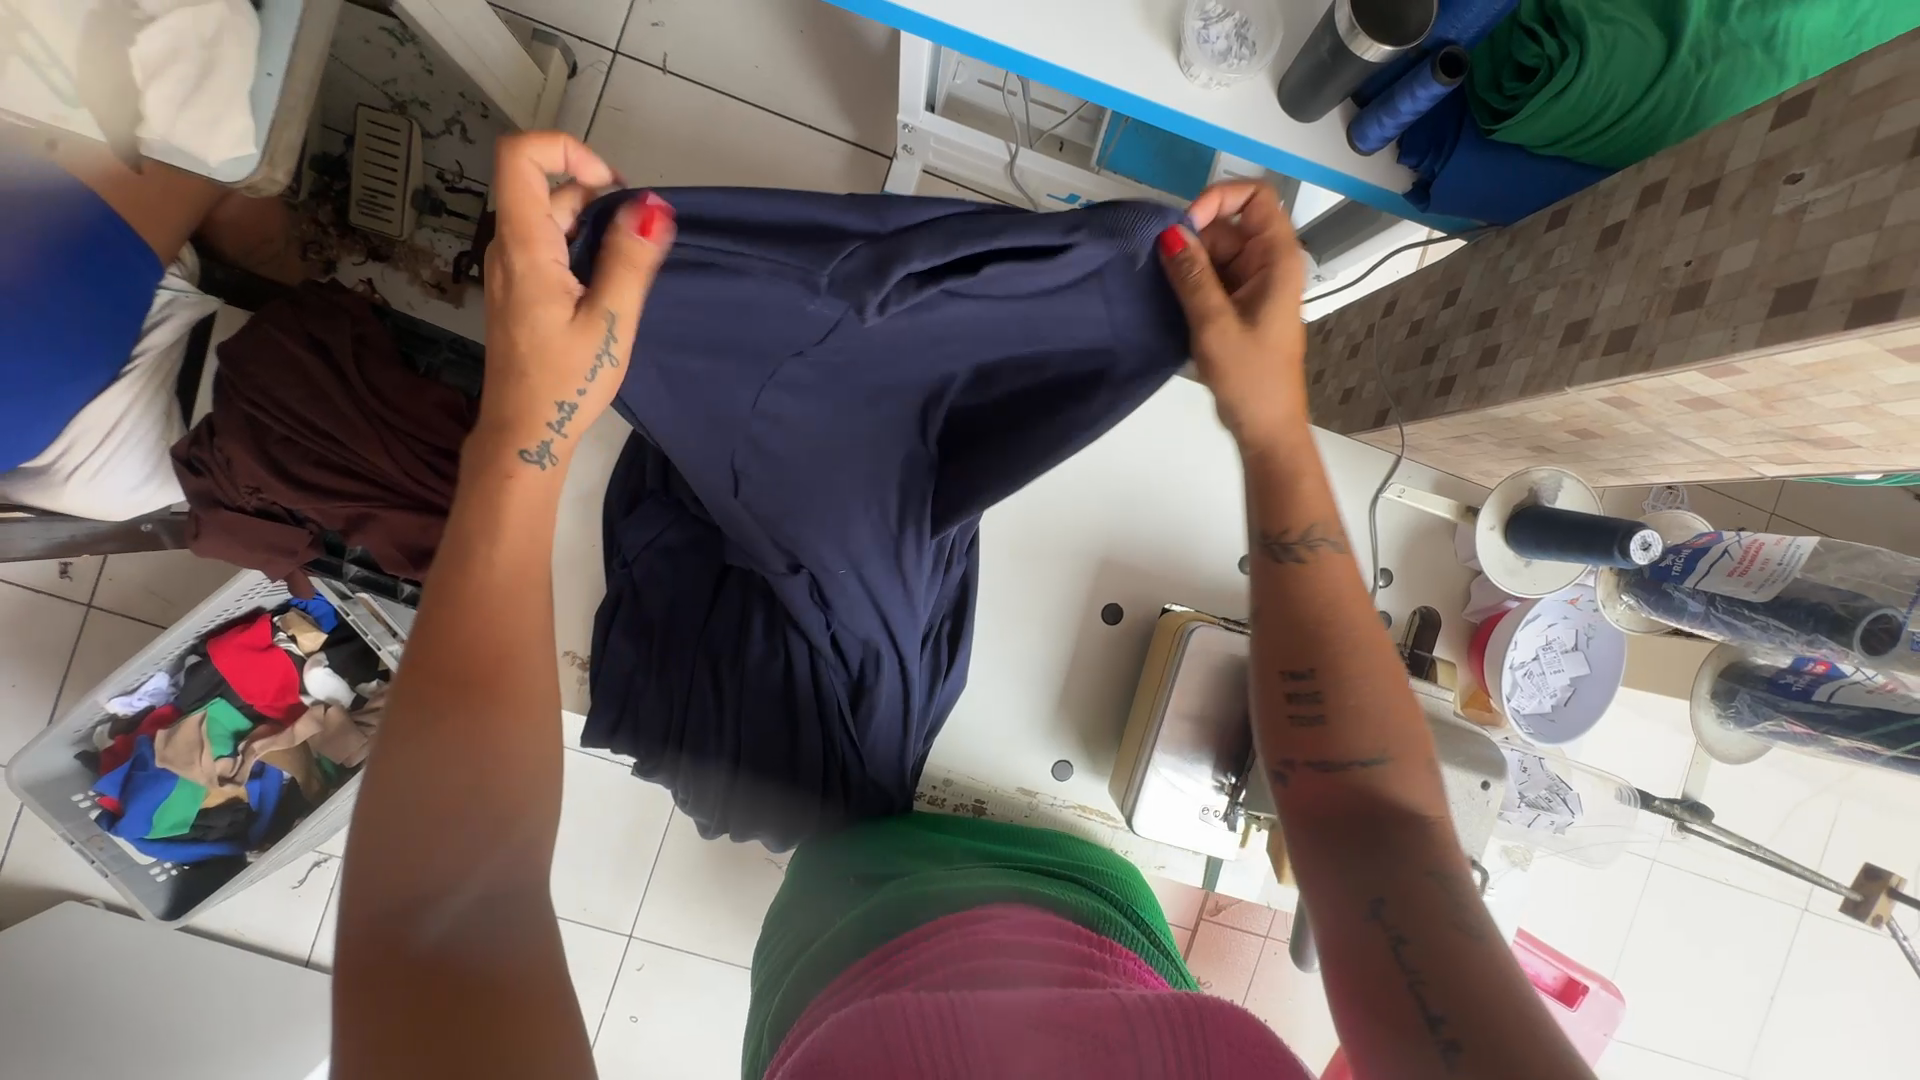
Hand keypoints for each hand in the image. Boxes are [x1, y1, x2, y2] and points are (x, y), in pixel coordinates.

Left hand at [478, 132, 674, 472]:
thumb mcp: (610, 322)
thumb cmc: (567, 381)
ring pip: (546, 217)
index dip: (566, 150)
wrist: (526, 429)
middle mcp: (508, 247)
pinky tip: (610, 281)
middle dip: (594, 192)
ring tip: (632, 260)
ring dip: (592, 222)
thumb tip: (652, 208)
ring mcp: (511, 269)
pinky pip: (547, 245)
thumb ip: (630, 262)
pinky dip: (581, 245)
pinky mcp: (521, 289)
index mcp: (524, 246)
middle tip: (639, 230)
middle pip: (541, 186)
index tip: (613, 186)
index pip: (521, 156)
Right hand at [1157, 181, 1309, 450]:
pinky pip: (1212, 280)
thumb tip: (1170, 232)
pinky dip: (1190, 284)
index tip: (1184, 227)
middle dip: (1193, 240)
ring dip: (1187, 265)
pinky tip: (1170, 301)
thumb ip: (1191, 275)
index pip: (1255, 198)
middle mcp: (1267, 265)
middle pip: (1227, 228)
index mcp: (1276, 260)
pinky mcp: (1237, 307)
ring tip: (1163, 289)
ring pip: (1215, 255)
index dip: (1219, 200)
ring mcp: (1252, 287)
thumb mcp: (1215, 324)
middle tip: (1162, 269)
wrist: (1265, 425)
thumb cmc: (1250, 377)